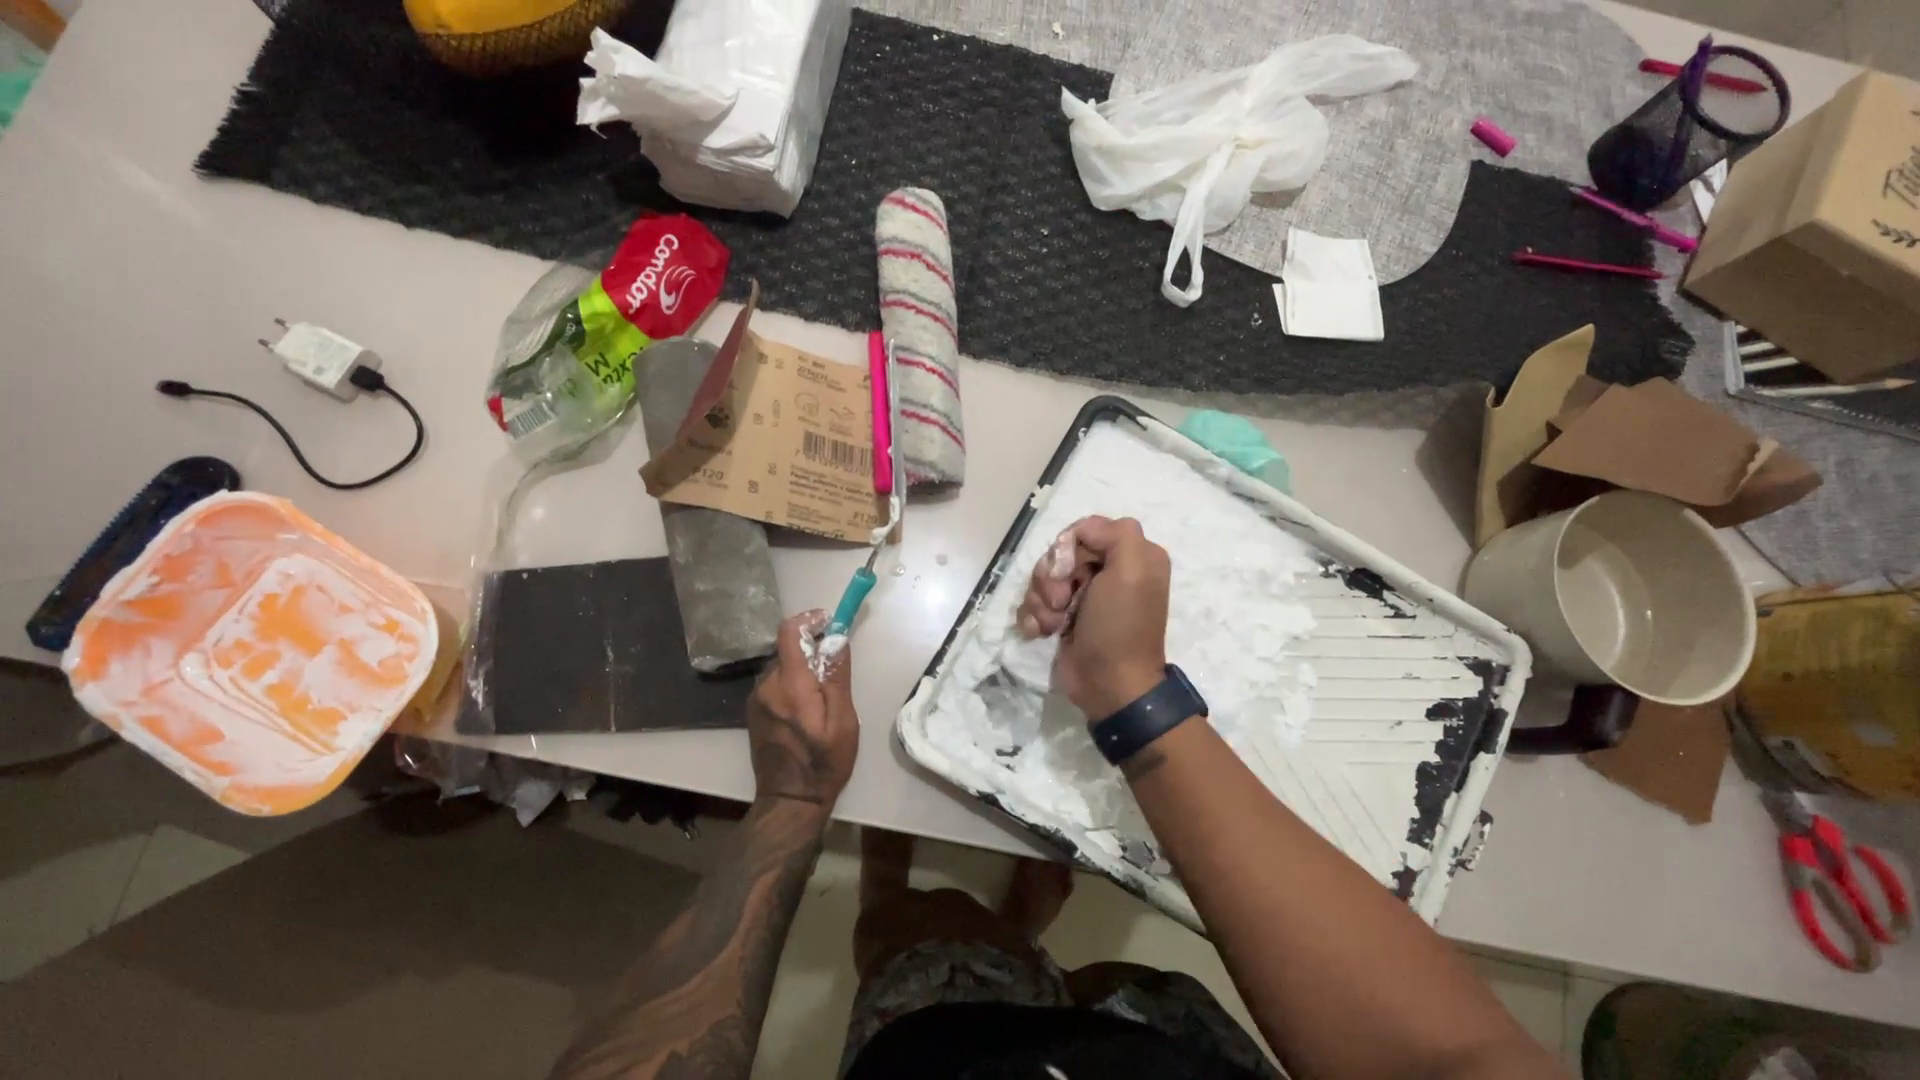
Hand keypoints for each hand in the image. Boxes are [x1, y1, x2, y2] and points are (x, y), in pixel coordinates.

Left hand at [747, 610, 859, 807]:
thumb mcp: (842, 719)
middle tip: (835, 667)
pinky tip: (806, 708)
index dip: (808, 619)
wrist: (790, 800)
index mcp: (789, 685)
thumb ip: (837, 676)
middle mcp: (765, 686)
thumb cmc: (824, 761)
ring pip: (781, 667)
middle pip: (787, 650)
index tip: (829, 621)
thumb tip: (836, 639)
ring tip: (823, 694)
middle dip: (811, 650)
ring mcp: (755, 699)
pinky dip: (791, 684)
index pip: (789, 632)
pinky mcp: (753, 712)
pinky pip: (774, 684)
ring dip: (801, 669)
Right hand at [1016, 516, 1170, 719]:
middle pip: (1060, 553)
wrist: (1110, 685)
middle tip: (1061, 602)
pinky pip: (1035, 603)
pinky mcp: (1064, 618)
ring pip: (1043, 578)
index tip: (1069, 573)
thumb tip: (1081, 535)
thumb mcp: (1133, 570)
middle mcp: (1110, 571)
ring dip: (1040, 601)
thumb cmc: (1120, 626)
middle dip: (1051, 578)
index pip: (1085, 530)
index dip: (1069, 549)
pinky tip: (1040, 632)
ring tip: (1052, 623)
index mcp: (1132, 555)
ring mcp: (1085, 596)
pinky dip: (1033, 617)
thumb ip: (1116, 534)